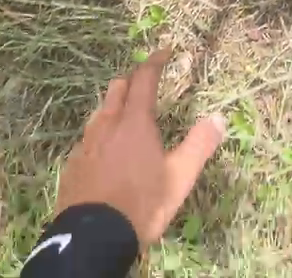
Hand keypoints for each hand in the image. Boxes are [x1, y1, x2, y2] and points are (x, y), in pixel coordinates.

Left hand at [56, 50, 226, 243]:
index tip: (165, 51)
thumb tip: (219, 118)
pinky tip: (107, 153)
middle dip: (132, 81)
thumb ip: (199, 145)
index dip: (155, 61)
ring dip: (114, 107)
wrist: (92, 240)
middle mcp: (107, 124)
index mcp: (135, 122)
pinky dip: (101, 135)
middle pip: (118, 88)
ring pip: (100, 112)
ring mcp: (86, 144)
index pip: (144, 78)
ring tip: (127, 119)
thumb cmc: (141, 204)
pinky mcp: (72, 165)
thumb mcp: (179, 178)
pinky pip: (88, 139)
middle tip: (147, 86)